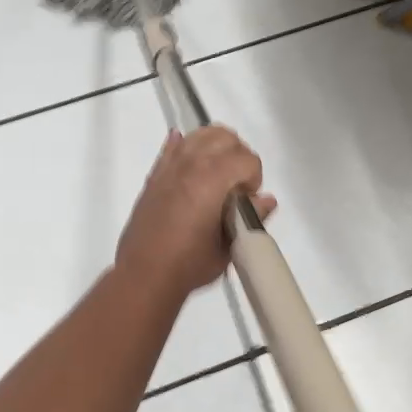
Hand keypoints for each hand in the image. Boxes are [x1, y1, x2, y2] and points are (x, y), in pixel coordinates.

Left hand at [116, 126, 276, 300]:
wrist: (144, 275)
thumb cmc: (190, 264)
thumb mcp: (229, 247)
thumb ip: (251, 219)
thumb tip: (267, 200)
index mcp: (212, 179)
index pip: (247, 158)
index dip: (254, 178)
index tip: (247, 202)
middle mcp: (191, 164)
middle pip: (225, 137)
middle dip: (239, 157)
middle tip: (237, 187)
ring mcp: (169, 167)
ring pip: (199, 136)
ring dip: (215, 148)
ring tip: (219, 175)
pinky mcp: (154, 176)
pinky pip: (172, 147)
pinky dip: (184, 146)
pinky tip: (191, 161)